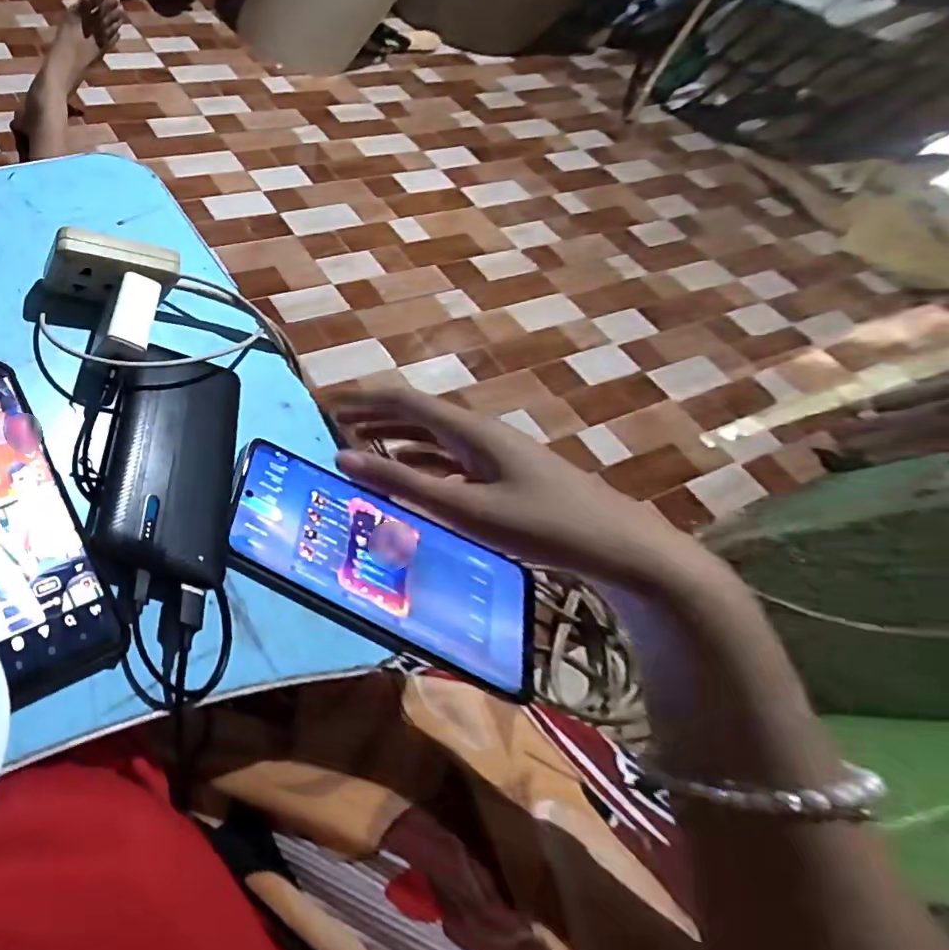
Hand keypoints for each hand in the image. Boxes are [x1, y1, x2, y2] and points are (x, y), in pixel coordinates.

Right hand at [329, 387, 724, 594]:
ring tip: (355, 447)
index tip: (323, 404)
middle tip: (330, 427)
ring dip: (390, 437)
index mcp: (468, 431)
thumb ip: (399, 482)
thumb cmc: (542, 525)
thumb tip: (340, 457)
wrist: (626, 550)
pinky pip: (446, 456)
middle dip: (370, 415)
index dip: (360, 399)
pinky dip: (414, 459)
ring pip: (429, 435)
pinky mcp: (502, 473)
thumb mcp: (462, 507)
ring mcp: (493, 453)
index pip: (402, 401)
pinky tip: (403, 474)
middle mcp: (478, 433)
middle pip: (413, 414)